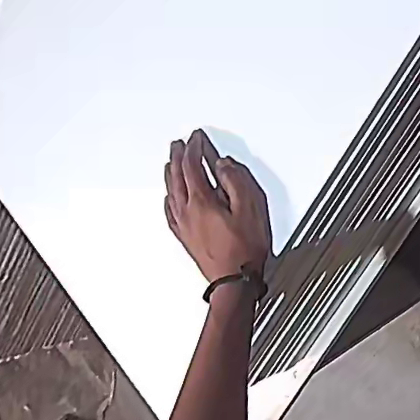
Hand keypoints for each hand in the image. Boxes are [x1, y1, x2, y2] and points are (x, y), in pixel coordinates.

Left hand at [164, 130, 271, 282]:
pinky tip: (170, 198)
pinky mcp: (185, 237)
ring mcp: (184, 226)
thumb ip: (236, 181)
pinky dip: (169, 198)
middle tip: (179, 145)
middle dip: (178, 157)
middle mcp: (187, 212)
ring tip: (171, 163)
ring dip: (171, 173)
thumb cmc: (244, 249)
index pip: (192, 166)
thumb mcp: (250, 208)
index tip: (196, 138)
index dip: (194, 148)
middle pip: (177, 176)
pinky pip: (170, 211)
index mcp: (202, 201)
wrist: (235, 281)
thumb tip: (223, 165)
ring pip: (171, 192)